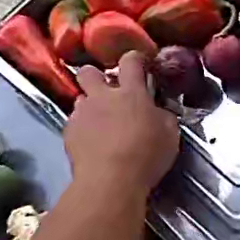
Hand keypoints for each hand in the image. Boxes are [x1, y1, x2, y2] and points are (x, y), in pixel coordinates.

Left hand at [64, 56, 179, 199]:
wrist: (111, 180)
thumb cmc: (146, 155)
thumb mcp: (170, 135)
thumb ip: (163, 116)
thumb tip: (158, 111)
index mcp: (131, 93)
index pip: (131, 61)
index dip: (135, 59)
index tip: (140, 63)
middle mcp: (102, 96)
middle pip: (90, 71)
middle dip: (97, 77)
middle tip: (108, 92)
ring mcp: (82, 113)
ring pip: (81, 99)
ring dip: (91, 107)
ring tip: (102, 125)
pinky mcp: (68, 132)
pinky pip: (75, 123)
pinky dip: (84, 130)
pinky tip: (93, 144)